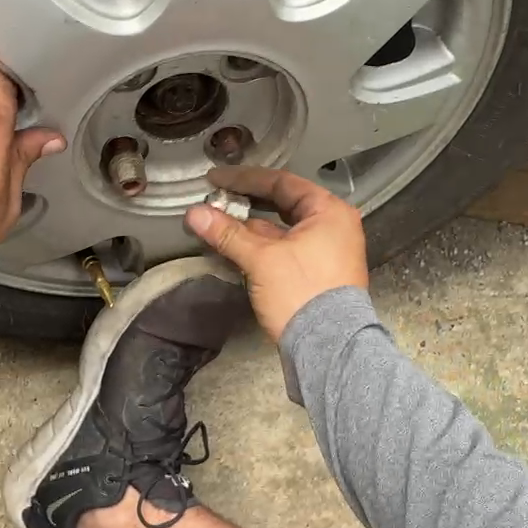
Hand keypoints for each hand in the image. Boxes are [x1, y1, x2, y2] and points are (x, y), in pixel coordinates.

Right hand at [184, 166, 368, 341]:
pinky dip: (260, 247)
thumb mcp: (262, 259)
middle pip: (283, 205)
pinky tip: (234, 247)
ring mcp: (326, 252)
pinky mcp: (316, 275)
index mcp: (329, 212)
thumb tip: (194, 213)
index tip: (215, 179)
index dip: (245, 179)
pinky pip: (284, 250)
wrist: (328, 348)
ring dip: (250, 227)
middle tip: (215, 198)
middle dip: (246, 203)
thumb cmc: (302, 293)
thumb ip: (228, 233)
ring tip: (216, 223)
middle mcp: (333, 227)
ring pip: (281, 230)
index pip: (282, 183)